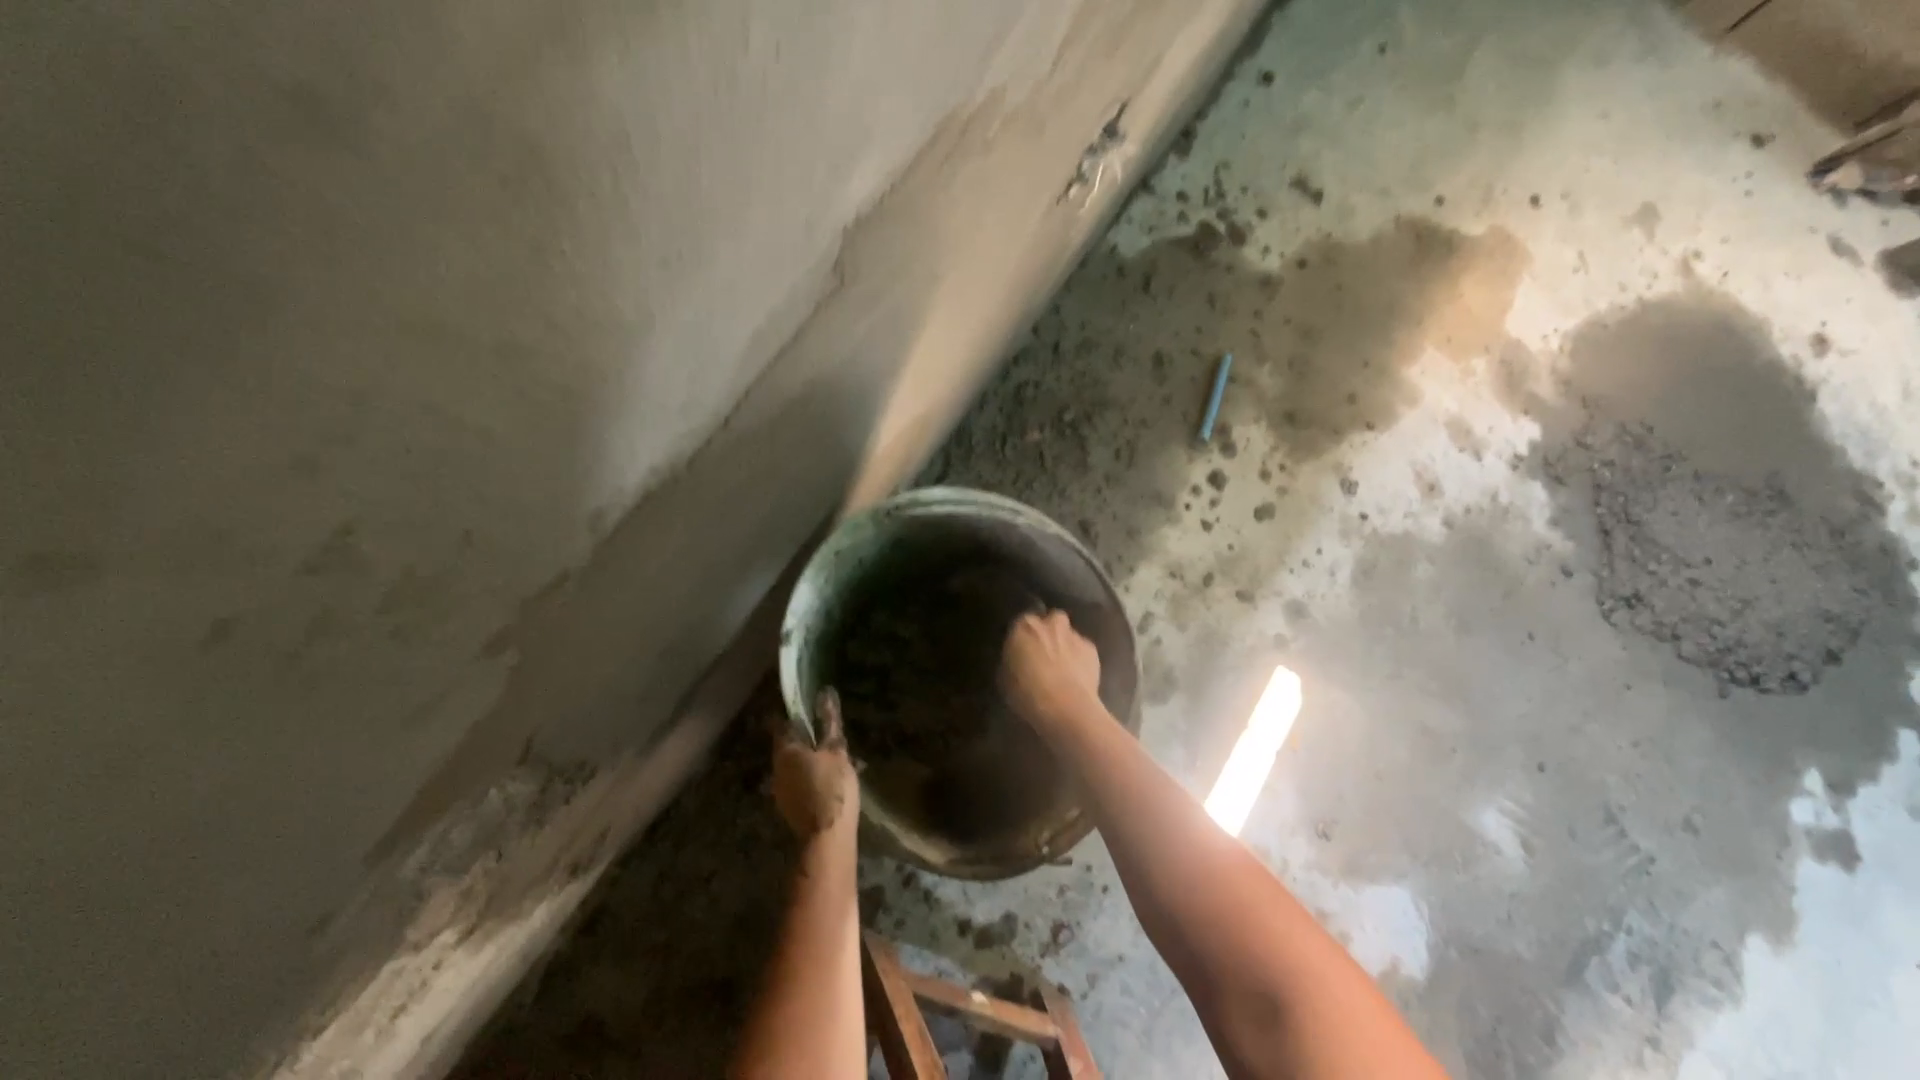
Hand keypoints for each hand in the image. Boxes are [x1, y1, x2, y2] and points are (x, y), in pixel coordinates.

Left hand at [771, 688, 858, 840]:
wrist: (827, 837)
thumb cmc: (832, 787)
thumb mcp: (837, 752)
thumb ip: (830, 724)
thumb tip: (825, 694)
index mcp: (784, 751)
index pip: (781, 723)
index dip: (793, 714)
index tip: (807, 708)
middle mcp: (776, 768)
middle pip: (788, 746)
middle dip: (806, 740)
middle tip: (828, 737)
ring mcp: (780, 790)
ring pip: (793, 767)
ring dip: (810, 761)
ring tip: (834, 761)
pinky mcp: (788, 807)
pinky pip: (798, 784)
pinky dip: (811, 778)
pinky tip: (830, 783)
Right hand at [1000, 610, 1102, 728]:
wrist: (1066, 707)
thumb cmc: (1028, 694)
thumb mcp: (1005, 679)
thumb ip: (1012, 661)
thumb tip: (1017, 661)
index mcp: (1024, 627)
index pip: (1021, 622)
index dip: (1023, 636)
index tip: (1021, 650)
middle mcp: (1050, 624)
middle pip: (1051, 619)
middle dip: (1049, 631)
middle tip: (1044, 652)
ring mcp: (1074, 635)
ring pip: (1069, 633)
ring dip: (1065, 644)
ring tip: (1063, 667)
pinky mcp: (1092, 649)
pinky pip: (1083, 649)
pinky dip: (1080, 658)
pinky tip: (1077, 676)